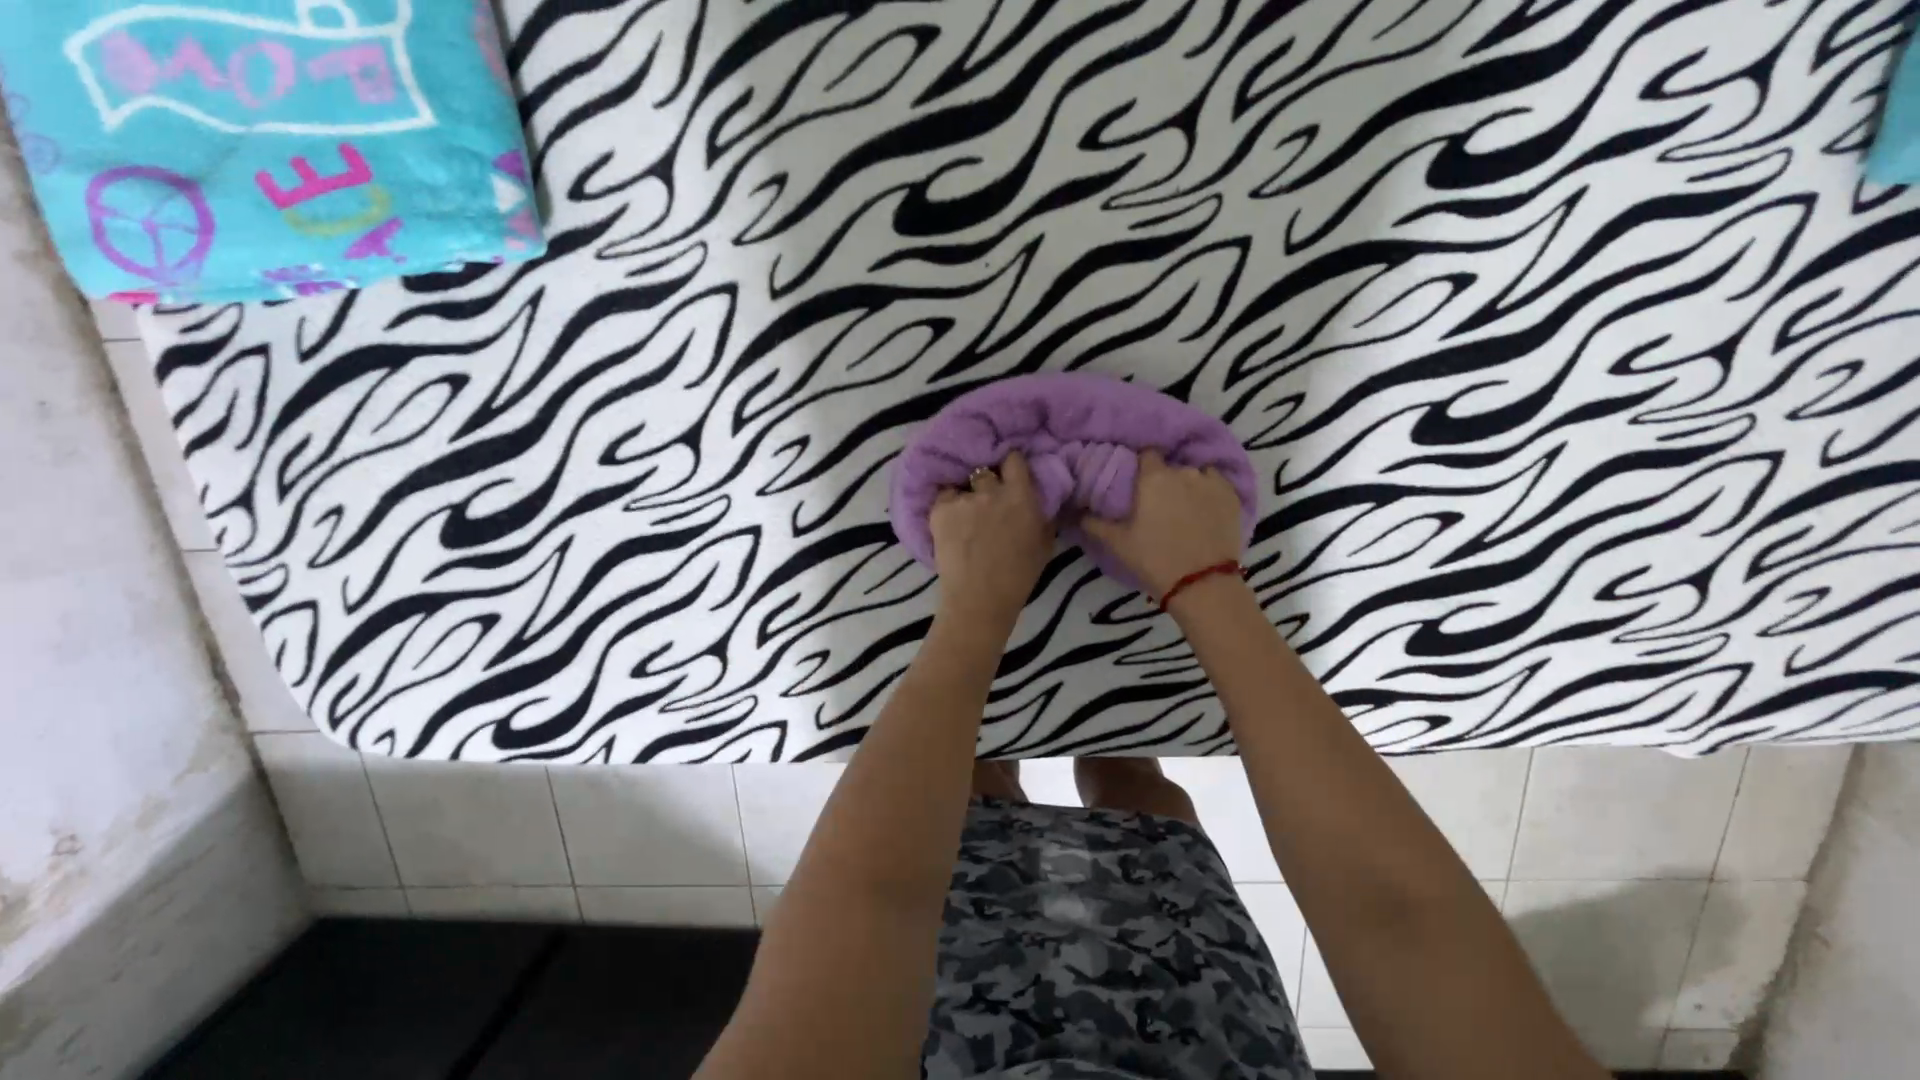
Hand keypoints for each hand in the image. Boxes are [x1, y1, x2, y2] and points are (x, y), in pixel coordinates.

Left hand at [930, 451, 1054, 627]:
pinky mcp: (940, 510)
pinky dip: (947, 507)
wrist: (979, 598)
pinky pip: (944, 498)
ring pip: (963, 486)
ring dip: (965, 496)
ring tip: (964, 515)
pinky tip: (950, 525)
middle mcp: (992, 491)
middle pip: (985, 471)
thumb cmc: (1019, 577)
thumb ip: (1042, 515)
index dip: (1009, 465)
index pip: (1013, 460)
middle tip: (985, 499)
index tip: (1007, 473)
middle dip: (986, 482)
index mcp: (1021, 497)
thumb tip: (1039, 499)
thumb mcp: (1044, 544)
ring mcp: (964, 499)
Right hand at [1082, 450, 1243, 599]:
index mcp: (1153, 477)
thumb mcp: (1117, 543)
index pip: (1146, 454)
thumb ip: (1093, 522)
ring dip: (1188, 485)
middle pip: (1170, 466)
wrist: (1202, 583)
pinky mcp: (1232, 495)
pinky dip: (1209, 492)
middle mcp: (1183, 471)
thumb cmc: (1154, 559)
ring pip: (1194, 474)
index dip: (1141, 466)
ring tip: (1184, 509)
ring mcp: (1211, 481)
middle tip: (1158, 504)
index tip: (1137, 483)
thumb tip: (1076, 510)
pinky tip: (1205, 510)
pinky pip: (1216, 484)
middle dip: (1164, 479)